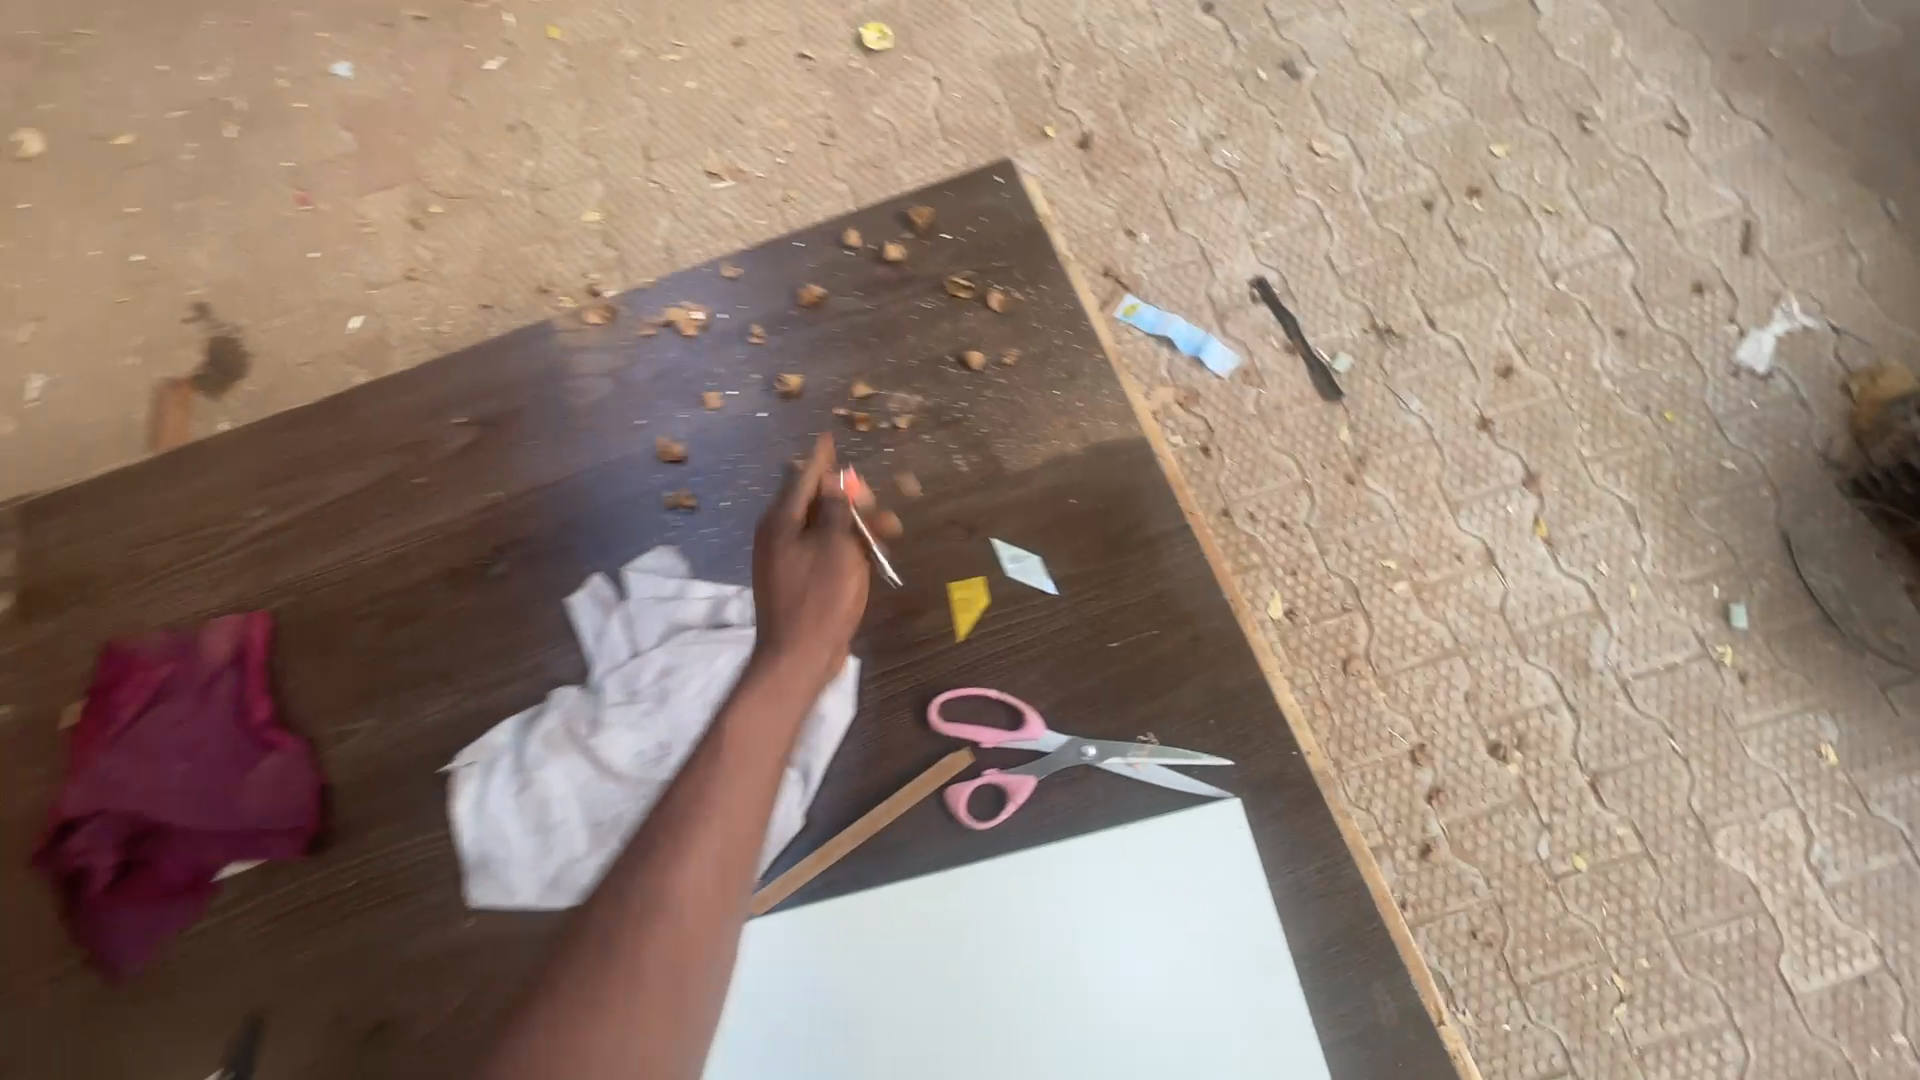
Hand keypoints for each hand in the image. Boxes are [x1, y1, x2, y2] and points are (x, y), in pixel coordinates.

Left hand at [750, 434, 891, 685]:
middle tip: (874, 500)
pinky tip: (872, 550)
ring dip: (854, 524)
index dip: (821, 458)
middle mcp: (779, 534)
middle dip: (848, 496)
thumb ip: (836, 509)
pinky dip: (846, 546)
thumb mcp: (835, 546)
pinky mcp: (798, 579)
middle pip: (815, 501)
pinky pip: (824, 550)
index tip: (829, 436)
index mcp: (782, 520)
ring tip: (890, 529)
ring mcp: (787, 558)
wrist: (799, 656)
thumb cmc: (820, 598)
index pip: (802, 476)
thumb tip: (832, 479)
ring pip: (824, 527)